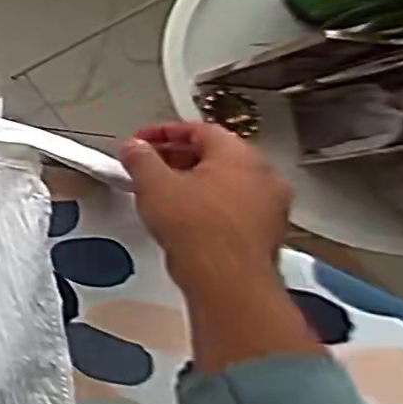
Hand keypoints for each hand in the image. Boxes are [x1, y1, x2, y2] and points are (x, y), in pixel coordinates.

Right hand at [119, 123, 291, 290]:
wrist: (224, 273)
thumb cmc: (198, 229)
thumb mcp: (152, 183)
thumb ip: (140, 158)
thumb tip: (135, 148)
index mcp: (240, 157)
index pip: (201, 130)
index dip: (165, 131)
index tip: (143, 139)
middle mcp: (263, 176)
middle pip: (215, 153)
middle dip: (176, 154)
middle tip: (147, 161)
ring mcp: (268, 202)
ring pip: (225, 178)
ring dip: (191, 177)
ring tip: (159, 187)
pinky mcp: (262, 226)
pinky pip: (231, 202)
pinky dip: (205, 199)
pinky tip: (181, 211)